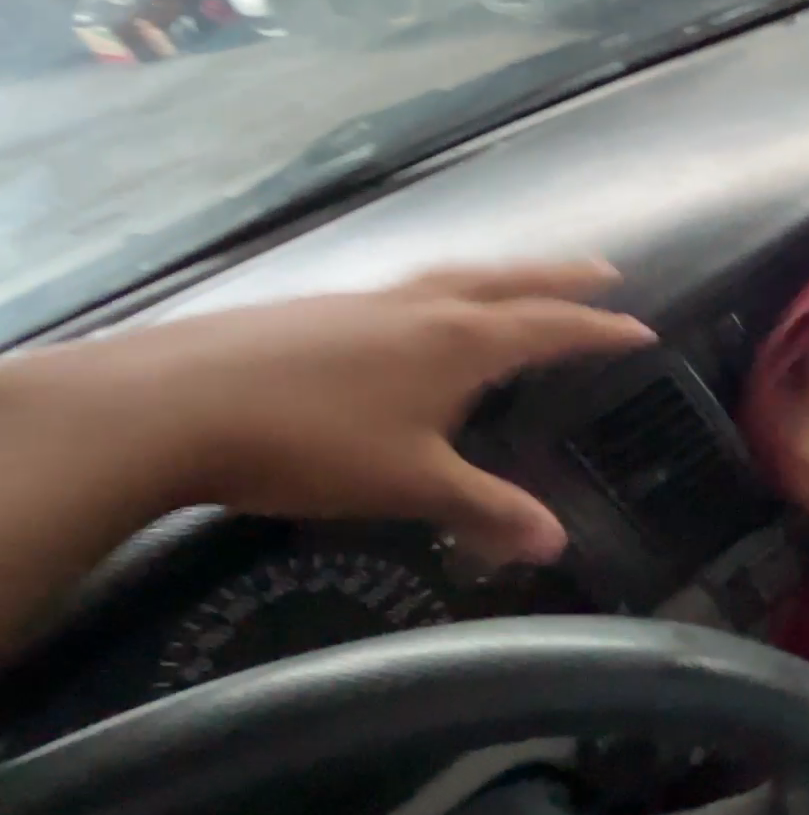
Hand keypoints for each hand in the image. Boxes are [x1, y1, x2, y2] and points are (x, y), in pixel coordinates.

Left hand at [7, 262, 652, 565]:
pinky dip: (446, 289)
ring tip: (524, 280)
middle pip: (511, 280)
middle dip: (564, 277)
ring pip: (456, 276)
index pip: (551, 327)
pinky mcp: (319, 308)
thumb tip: (556, 544)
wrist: (160, 409)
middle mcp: (422, 308)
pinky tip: (422, 312)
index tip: (642, 328)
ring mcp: (367, 301)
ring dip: (505, 275)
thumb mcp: (413, 484)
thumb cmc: (311, 443)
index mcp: (460, 341)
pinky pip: (408, 289)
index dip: (601, 329)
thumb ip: (488, 509)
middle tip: (606, 270)